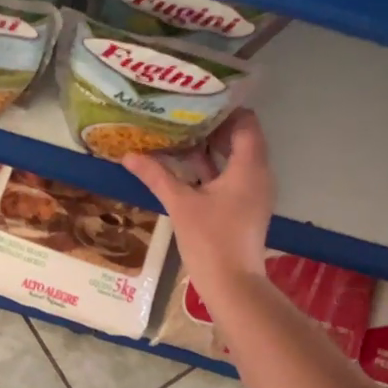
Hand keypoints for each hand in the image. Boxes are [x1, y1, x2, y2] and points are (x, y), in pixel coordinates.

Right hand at [123, 109, 274, 294]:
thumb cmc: (211, 239)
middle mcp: (258, 174)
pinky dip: (212, 168)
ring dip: (210, 148)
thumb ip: (157, 175)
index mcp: (249, 167)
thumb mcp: (180, 204)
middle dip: (212, 127)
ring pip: (235, 158)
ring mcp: (253, 192)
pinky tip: (184, 167)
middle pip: (240, 138)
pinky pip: (232, 176)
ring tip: (177, 136)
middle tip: (180, 116)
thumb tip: (128, 154)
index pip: (246, 122)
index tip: (195, 102)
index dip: (223, 110)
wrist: (233, 285)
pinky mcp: (245, 207)